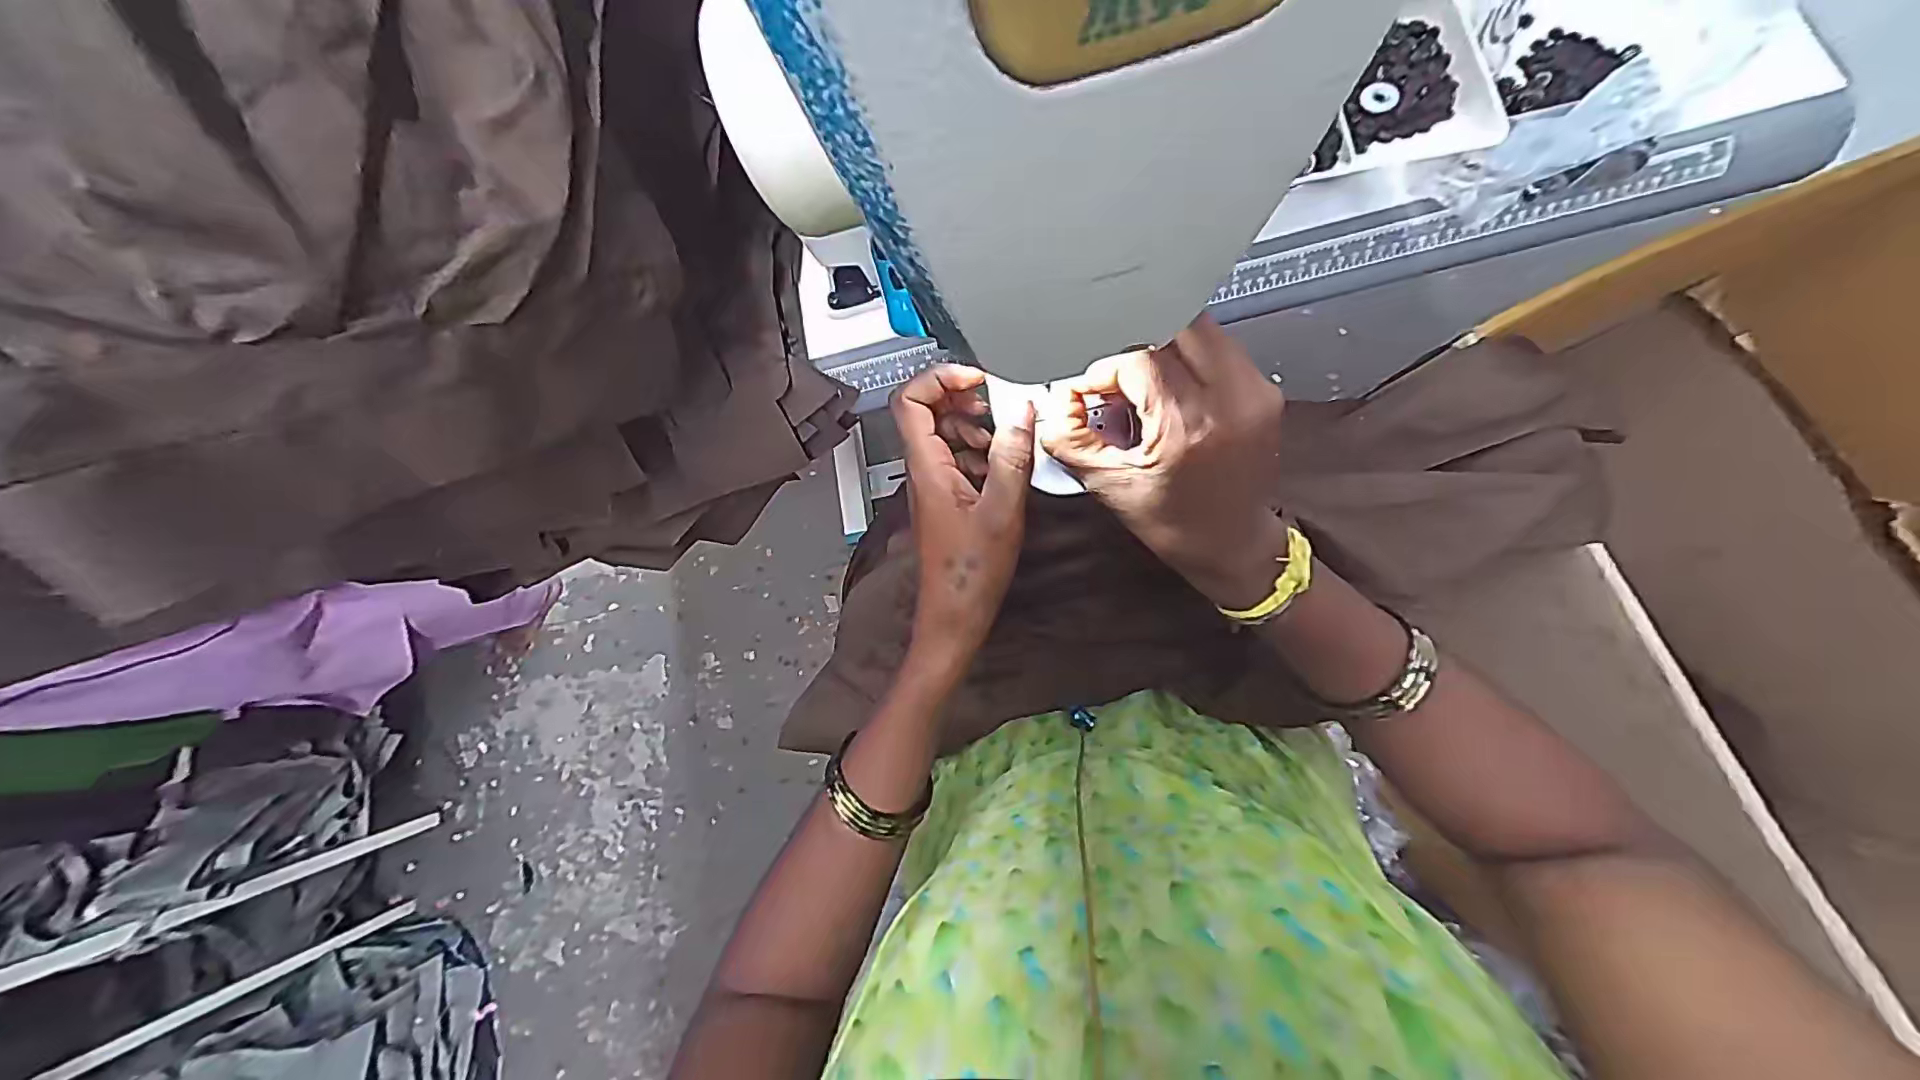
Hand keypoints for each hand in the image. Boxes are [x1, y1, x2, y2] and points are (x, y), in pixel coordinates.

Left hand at [891, 366, 1035, 673]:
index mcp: (927, 468)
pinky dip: (979, 454)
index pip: (910, 400)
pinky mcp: (945, 501)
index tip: (976, 379)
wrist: (954, 616)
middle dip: (964, 400)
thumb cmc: (969, 574)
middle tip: (997, 406)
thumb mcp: (1001, 510)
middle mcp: (923, 472)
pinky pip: (956, 461)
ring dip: (974, 428)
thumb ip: (1012, 456)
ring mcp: (932, 486)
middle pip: (928, 412)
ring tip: (1004, 441)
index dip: (940, 378)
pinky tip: (1002, 469)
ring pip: (944, 436)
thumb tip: (1021, 412)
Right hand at [1038, 314, 1287, 608]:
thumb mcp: (1109, 485)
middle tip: (1116, 378)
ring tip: (1143, 385)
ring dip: (1160, 345)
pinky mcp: (1264, 391)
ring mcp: (1255, 393)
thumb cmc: (1176, 523)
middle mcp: (1231, 402)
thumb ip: (1071, 438)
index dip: (1102, 369)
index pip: (1138, 358)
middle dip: (1133, 344)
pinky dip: (1185, 357)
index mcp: (1188, 429)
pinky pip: (1217, 347)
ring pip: (1198, 329)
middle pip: (1174, 324)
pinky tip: (1169, 389)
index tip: (1089, 391)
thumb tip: (1055, 402)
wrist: (1231, 543)